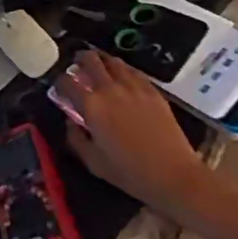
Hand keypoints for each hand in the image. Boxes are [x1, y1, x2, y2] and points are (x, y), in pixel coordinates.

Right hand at [55, 50, 211, 212]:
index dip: (59, 82)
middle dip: (79, 61)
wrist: (178, 179)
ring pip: (112, 60)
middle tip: (78, 68)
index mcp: (90, 106)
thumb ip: (76, 138)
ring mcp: (133, 88)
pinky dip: (124, 70)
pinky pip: (134, 71)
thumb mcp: (94, 163)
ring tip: (100, 69)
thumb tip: (70, 122)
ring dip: (102, 61)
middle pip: (89, 59)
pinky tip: (124, 78)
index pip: (66, 81)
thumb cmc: (132, 174)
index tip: (61, 89)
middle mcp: (108, 90)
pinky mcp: (153, 92)